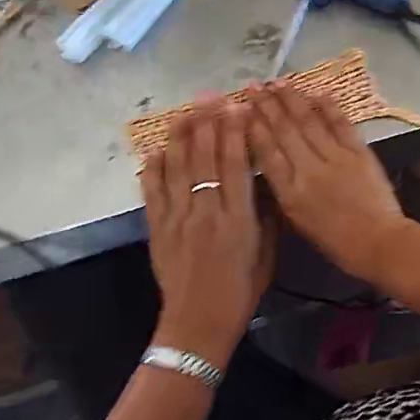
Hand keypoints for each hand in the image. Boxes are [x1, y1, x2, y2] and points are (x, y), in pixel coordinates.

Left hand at [139, 99, 262, 365]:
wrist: (199, 323)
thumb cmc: (241, 290)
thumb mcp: (267, 254)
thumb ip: (265, 216)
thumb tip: (263, 183)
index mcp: (238, 218)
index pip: (236, 165)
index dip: (235, 133)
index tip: (236, 108)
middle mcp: (207, 212)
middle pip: (205, 158)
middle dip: (207, 123)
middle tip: (208, 96)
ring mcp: (178, 219)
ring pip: (177, 169)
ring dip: (179, 137)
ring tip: (183, 111)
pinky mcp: (158, 229)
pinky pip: (153, 193)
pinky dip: (153, 169)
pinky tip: (156, 150)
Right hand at [244, 81, 407, 280]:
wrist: (379, 243)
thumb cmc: (337, 242)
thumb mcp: (298, 223)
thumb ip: (283, 192)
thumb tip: (271, 164)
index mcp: (290, 193)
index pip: (266, 153)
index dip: (253, 127)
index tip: (242, 108)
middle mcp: (308, 170)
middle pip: (283, 131)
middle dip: (267, 106)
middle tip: (254, 86)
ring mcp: (335, 158)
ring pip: (308, 122)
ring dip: (292, 100)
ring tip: (278, 83)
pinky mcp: (359, 152)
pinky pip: (340, 124)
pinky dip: (328, 107)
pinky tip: (317, 92)